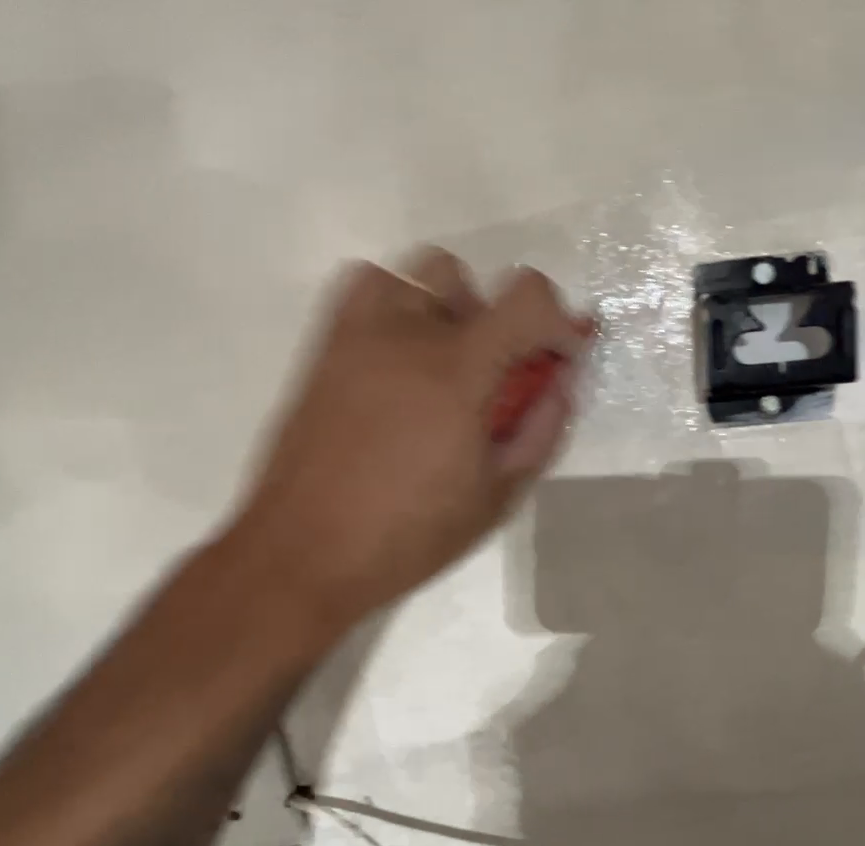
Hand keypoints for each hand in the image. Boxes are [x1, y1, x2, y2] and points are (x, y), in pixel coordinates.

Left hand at [221, 248, 595, 633]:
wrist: (303, 553)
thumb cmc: (407, 536)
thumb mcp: (495, 498)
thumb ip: (540, 433)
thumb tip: (561, 386)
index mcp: (456, 371)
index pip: (526, 296)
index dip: (558, 321)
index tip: (558, 361)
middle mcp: (405, 334)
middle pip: (468, 277)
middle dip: (498, 316)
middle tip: (498, 373)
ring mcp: (356, 336)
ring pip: (412, 273)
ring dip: (447, 305)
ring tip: (447, 364)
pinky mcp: (323, 350)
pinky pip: (364, 290)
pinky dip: (396, 306)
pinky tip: (401, 361)